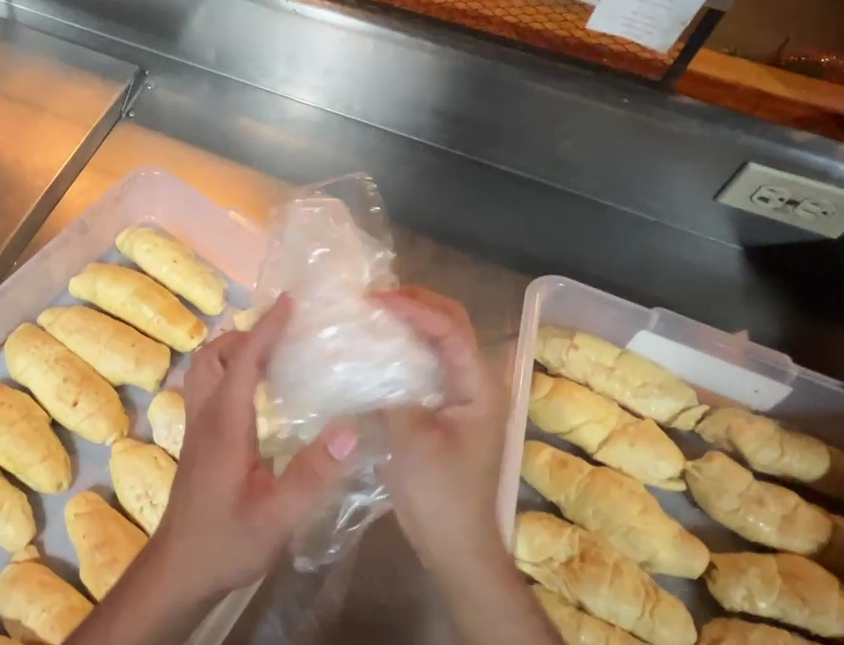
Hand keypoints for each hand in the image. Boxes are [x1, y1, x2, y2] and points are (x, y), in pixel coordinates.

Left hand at [69, 296, 354, 644]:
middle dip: (247, 334)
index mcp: (225, 423)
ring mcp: (196, 426)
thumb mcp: (277, 517)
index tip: (289, 302)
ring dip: (234, 350)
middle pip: (215, 354)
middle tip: (285, 330)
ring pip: (205, 368)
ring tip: (272, 352)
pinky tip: (256, 391)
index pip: (244, 361)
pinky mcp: (197, 439)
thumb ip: (311, 474)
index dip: (266, 329)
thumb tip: (349, 429)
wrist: (180, 568)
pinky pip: (207, 385)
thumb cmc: (227, 541)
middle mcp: (205, 414)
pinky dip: (229, 370)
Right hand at [372, 288, 509, 566]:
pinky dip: (407, 345)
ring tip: (374, 312)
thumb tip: (363, 354)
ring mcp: (467, 396)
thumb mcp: (409, 439)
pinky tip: (379, 347)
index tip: (373, 299)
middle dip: (416, 303)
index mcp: (480, 388)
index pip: (449, 329)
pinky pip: (431, 361)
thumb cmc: (437, 494)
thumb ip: (390, 390)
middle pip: (453, 324)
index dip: (412, 307)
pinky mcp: (450, 409)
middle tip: (373, 297)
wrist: (457, 546)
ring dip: (412, 321)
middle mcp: (480, 384)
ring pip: (442, 340)